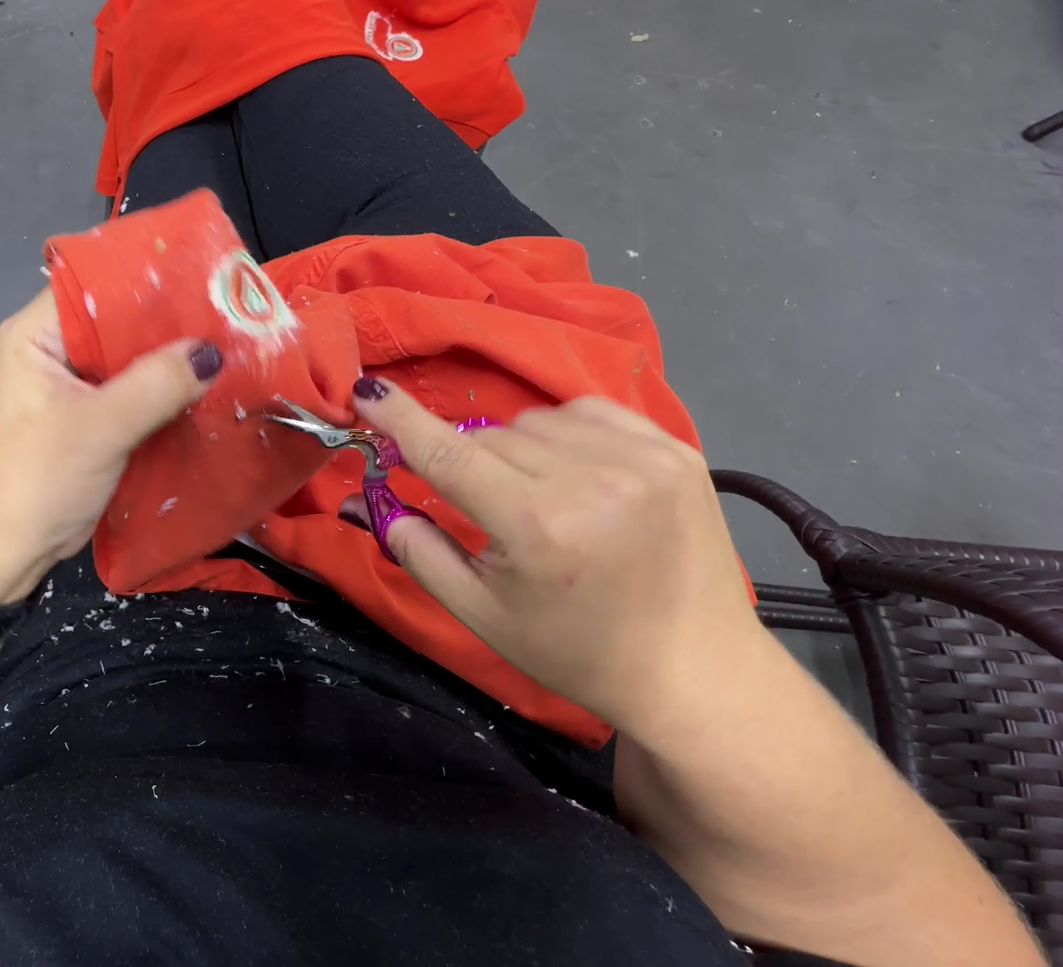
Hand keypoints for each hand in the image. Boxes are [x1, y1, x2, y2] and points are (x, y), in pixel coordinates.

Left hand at [0, 289, 222, 604]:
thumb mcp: (98, 429)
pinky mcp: (85, 419)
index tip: (206, 280)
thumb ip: (156, 385)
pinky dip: (161, 392)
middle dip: (168, 323)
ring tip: (230, 345)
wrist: (1, 554)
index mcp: (34, 335)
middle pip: (116, 321)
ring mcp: (68, 387)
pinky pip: (129, 393)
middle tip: (231, 314)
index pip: (96, 285)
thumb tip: (213, 349)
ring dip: (169, 360)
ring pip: (127, 360)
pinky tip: (204, 386)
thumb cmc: (34, 482)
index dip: (149, 281)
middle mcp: (50, 351)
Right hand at [349, 383, 757, 732]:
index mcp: (539, 526)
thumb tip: (367, 500)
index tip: (367, 392)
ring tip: (537, 495)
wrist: (695, 671)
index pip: (449, 454)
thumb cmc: (573, 650)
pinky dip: (564, 432)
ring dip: (516, 448)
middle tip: (485, 508)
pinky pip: (587, 411)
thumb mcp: (479, 612)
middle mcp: (593, 480)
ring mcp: (643, 459)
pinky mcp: (676, 450)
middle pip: (490, 438)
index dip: (401, 421)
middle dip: (471, 464)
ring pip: (534, 421)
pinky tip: (574, 471)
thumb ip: (417, 549)